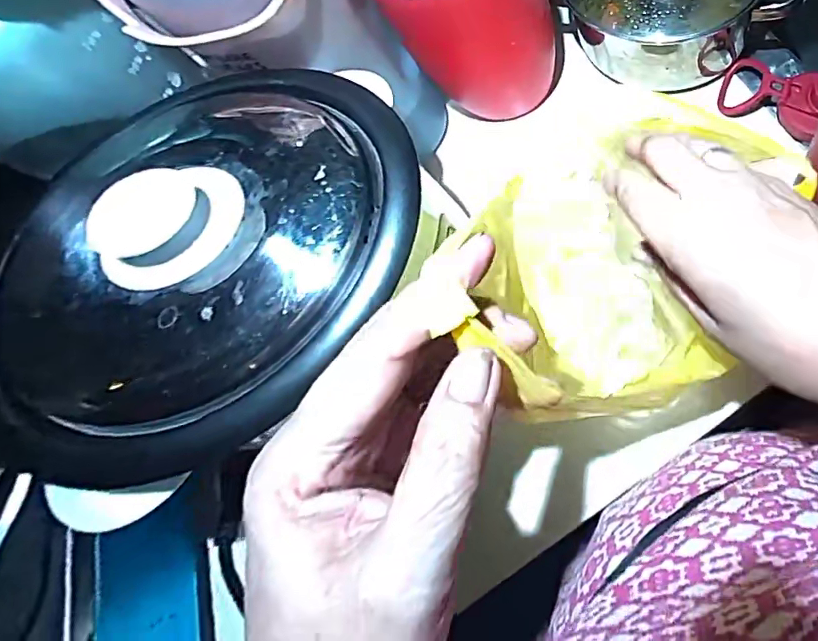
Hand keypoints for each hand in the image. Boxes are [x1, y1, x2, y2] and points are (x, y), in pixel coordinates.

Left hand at [243, 235, 535, 640]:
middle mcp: (324, 438)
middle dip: (454, 314)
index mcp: (298, 460)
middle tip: (510, 295)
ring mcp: (362, 444)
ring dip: (471, 341)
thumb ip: (448, 458)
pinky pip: (438, 394)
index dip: (427, 301)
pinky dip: (476, 373)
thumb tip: (484, 361)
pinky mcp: (396, 453)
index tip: (475, 258)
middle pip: (393, 351)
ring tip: (519, 336)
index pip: (369, 359)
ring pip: (420, 365)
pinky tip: (504, 366)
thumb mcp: (408, 560)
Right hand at [605, 133, 817, 419]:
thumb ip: (683, 282)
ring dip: (678, 143)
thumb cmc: (793, 342)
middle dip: (641, 146)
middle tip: (628, 151)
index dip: (616, 183)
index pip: (637, 191)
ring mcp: (757, 183)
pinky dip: (715, 155)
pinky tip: (719, 168)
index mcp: (689, 234)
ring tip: (665, 149)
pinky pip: (737, 158)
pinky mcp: (788, 185)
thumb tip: (659, 251)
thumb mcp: (723, 329)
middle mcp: (717, 194)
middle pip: (667, 149)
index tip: (604, 180)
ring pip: (704, 145)